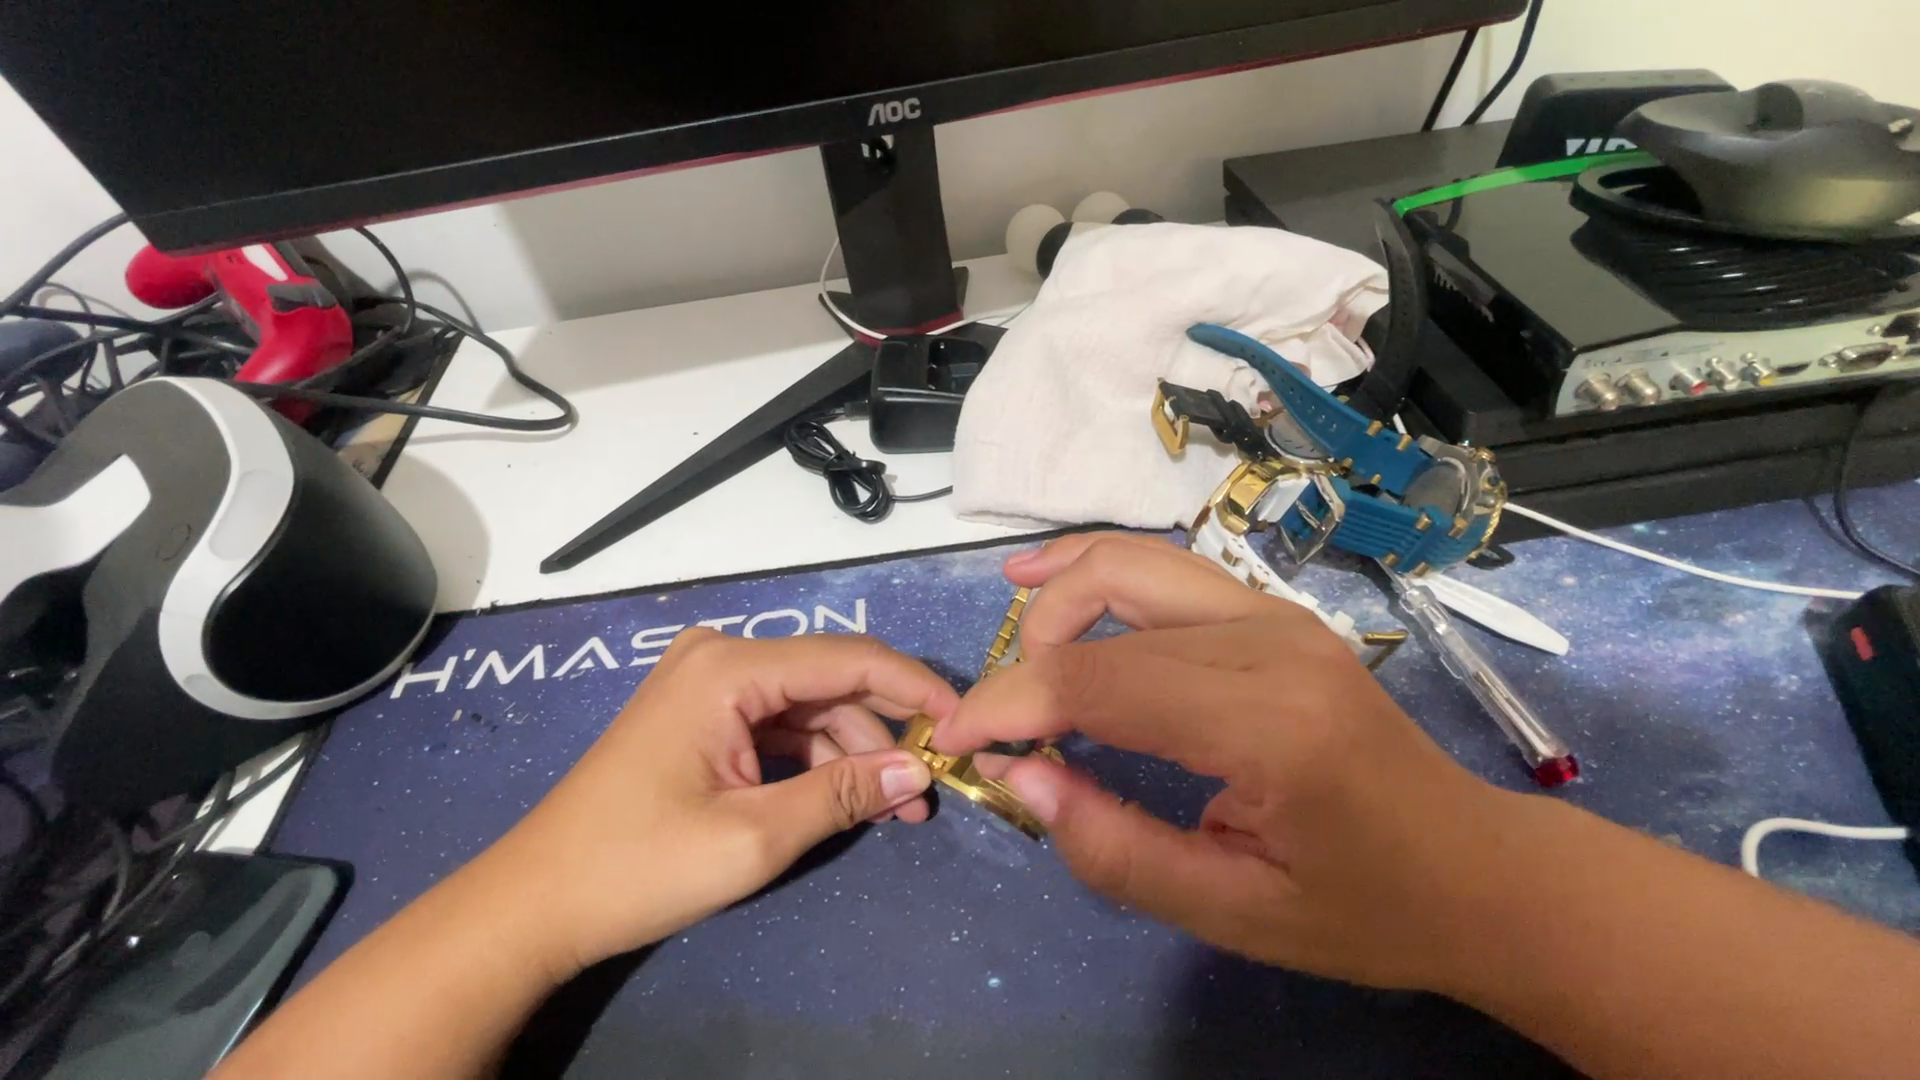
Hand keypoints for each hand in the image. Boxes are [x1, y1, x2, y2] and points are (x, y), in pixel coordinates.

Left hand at [477, 629, 952, 974]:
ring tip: (896, 809)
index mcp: (729, 669)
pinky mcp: (703, 715)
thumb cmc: (638, 866)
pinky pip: (779, 725)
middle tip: (930, 785)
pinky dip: (816, 760)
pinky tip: (849, 796)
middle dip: (884, 733)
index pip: (848, 659)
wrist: (533, 905)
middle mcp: (721, 658)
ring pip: (809, 707)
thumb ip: (842, 795)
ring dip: (853, 754)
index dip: (913, 688)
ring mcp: (709, 684)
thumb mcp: (753, 837)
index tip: (964, 722)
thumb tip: (919, 773)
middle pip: (830, 682)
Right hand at [933, 533, 1516, 991]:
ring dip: (1062, 585)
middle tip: (998, 715)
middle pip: (1110, 600)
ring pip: (1138, 560)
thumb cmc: (1363, 907)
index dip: (1011, 702)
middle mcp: (1272, 641)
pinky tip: (1065, 587)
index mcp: (1268, 723)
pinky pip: (1169, 573)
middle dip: (1029, 652)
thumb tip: (1016, 775)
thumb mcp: (1231, 912)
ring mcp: (1278, 615)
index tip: (955, 736)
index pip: (1101, 682)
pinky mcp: (1275, 612)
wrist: (1478, 869)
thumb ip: (1112, 847)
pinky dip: (1104, 575)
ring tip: (1012, 617)